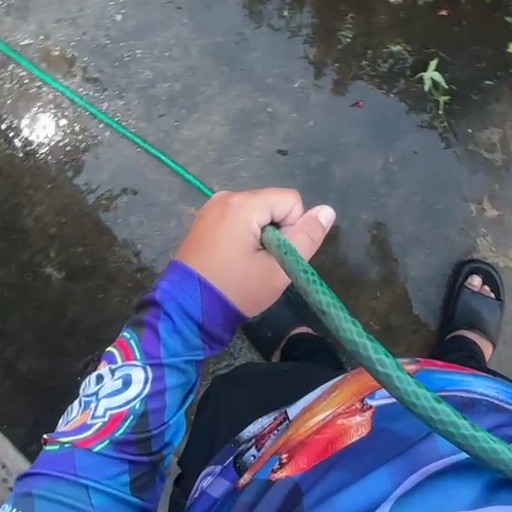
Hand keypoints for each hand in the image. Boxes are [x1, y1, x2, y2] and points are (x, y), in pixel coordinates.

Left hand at [176, 189, 334, 316]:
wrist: (184, 314)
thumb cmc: (234, 291)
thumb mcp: (278, 269)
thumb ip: (306, 238)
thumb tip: (327, 210)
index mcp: (243, 203)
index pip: (291, 202)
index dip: (293, 231)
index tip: (275, 257)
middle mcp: (226, 197)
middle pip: (274, 206)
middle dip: (277, 233)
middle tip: (260, 265)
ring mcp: (212, 208)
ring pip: (258, 214)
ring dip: (261, 237)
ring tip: (246, 265)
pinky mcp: (204, 221)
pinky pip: (239, 220)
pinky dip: (244, 237)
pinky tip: (233, 261)